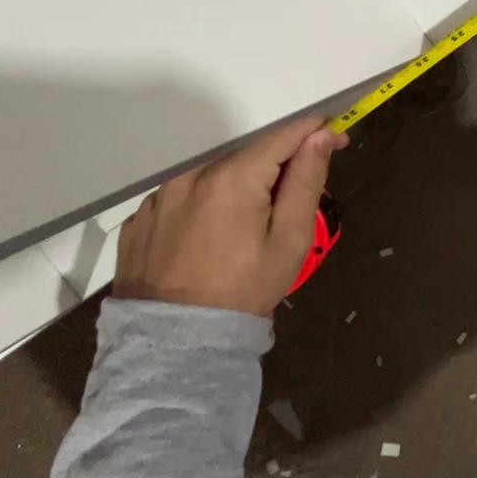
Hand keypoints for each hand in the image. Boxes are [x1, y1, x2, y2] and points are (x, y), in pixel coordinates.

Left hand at [113, 114, 347, 316]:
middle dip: (278, 165)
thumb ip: (306, 180)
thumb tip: (321, 136)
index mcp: (232, 177)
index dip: (316, 132)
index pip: (284, 135)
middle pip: (249, 154)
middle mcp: (191, 176)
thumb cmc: (244, 289)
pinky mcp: (139, 220)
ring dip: (239, 183)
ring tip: (248, 222)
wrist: (172, 345)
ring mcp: (158, 198)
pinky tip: (211, 235)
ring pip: (215, 174)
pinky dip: (205, 204)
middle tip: (294, 198)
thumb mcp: (291, 237)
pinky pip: (184, 196)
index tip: (338, 140)